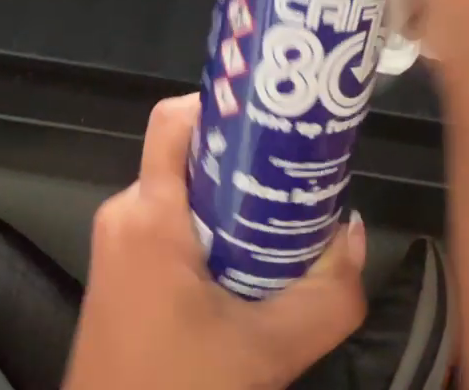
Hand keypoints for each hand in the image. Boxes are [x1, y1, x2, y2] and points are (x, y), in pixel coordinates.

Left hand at [63, 95, 367, 389]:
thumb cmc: (178, 386)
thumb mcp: (267, 350)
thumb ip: (326, 297)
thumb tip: (353, 235)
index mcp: (149, 214)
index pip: (173, 120)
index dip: (222, 107)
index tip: (272, 122)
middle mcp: (124, 213)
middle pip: (186, 159)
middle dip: (242, 164)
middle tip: (293, 179)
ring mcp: (116, 243)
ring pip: (180, 197)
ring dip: (228, 204)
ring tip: (280, 225)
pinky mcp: (117, 271)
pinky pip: (165, 227)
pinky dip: (207, 233)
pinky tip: (245, 268)